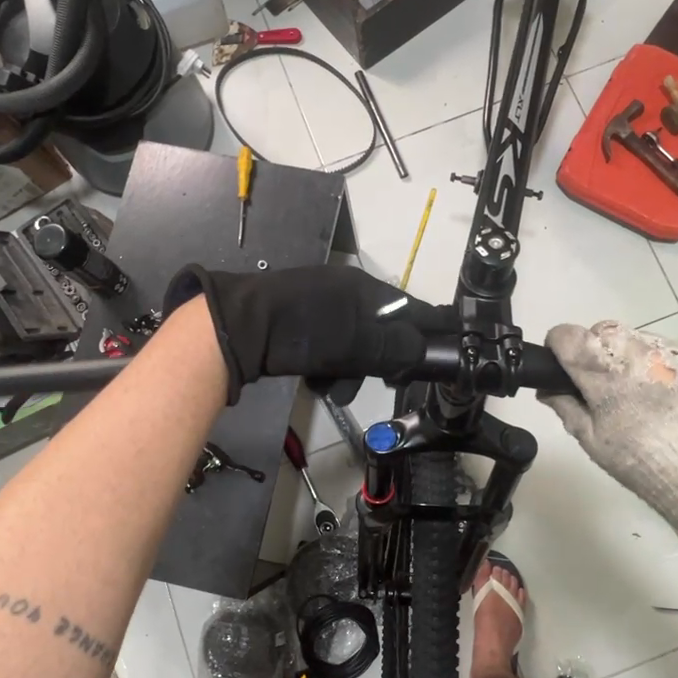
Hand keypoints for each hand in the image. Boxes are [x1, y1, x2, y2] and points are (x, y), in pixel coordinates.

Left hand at [166, 265, 454, 404]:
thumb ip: (391, 347)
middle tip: (380, 381)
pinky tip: (316, 382)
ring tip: (333, 389)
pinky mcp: (295, 322)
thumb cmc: (302, 331)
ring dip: (349, 370)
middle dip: (378, 361)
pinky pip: (326, 346)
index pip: (407, 307)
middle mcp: (342, 290)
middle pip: (379, 329)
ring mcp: (317, 304)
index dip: (424, 330)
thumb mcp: (354, 343)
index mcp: (362, 287)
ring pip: (351, 343)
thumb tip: (420, 348)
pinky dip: (327, 366)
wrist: (239, 327)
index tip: (438, 352)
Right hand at [539, 322, 677, 533]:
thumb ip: (566, 407)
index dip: (559, 349)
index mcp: (600, 369)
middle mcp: (631, 349)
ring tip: (637, 393)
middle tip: (602, 388)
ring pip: (631, 338)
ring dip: (625, 357)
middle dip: (593, 354)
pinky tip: (664, 395)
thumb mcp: (592, 440)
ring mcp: (665, 349)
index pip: (565, 335)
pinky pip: (661, 349)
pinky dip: (654, 364)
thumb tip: (548, 390)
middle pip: (599, 333)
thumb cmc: (640, 461)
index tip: (564, 369)